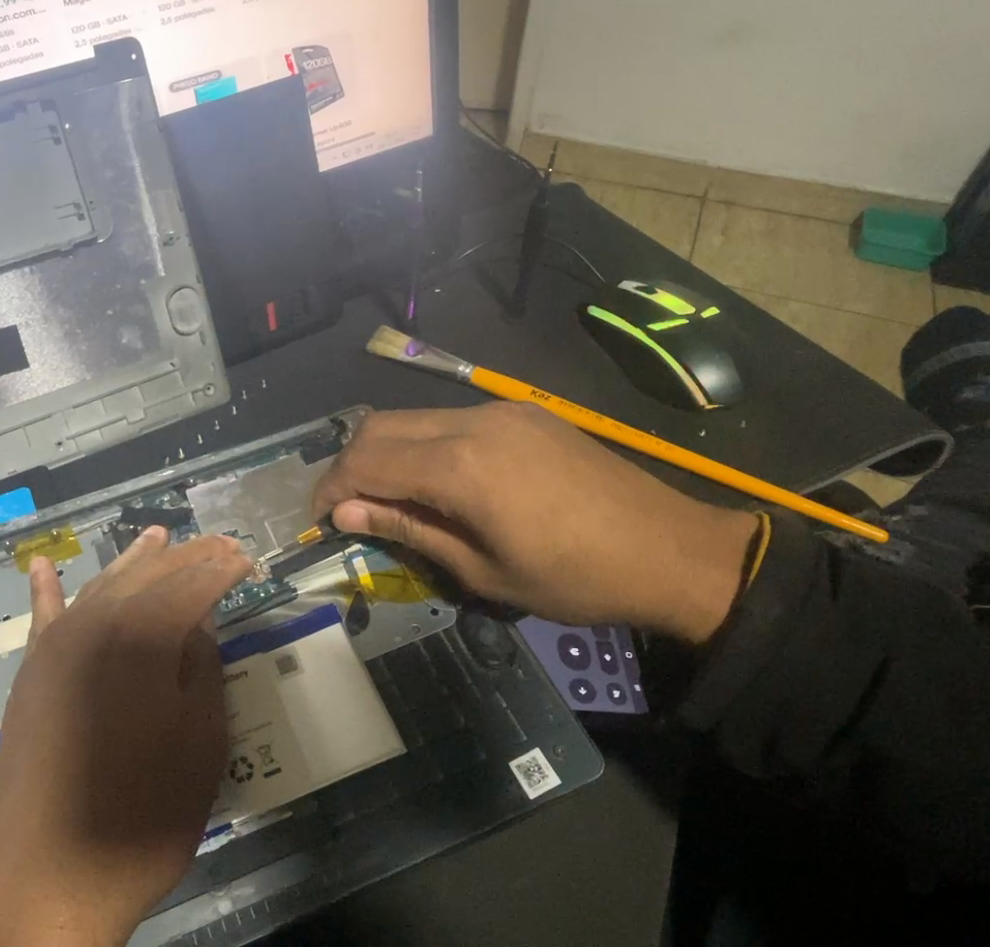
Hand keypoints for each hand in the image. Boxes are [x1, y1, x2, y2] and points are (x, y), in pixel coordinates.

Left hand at [0, 529, 251, 946]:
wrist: (45, 885)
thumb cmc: (142, 816)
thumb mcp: (200, 743)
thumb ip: (201, 669)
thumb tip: (198, 621)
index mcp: (143, 638)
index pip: (192, 585)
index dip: (224, 568)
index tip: (248, 558)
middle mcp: (94, 627)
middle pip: (148, 576)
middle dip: (187, 556)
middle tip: (220, 544)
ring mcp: (55, 650)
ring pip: (101, 587)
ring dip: (133, 562)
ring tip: (159, 537)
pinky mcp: (30, 677)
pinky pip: (40, 620)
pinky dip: (45, 590)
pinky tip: (40, 564)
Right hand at [311, 404, 759, 643]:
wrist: (669, 550)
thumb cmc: (574, 578)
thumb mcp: (482, 570)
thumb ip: (409, 529)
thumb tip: (345, 510)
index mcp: (460, 466)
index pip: (366, 460)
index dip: (330, 487)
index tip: (320, 520)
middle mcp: (472, 422)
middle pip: (380, 426)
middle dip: (349, 464)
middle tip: (345, 508)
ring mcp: (499, 411)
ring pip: (414, 417)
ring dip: (386, 451)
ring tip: (386, 497)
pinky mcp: (521, 413)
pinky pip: (450, 419)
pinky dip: (423, 444)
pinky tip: (436, 480)